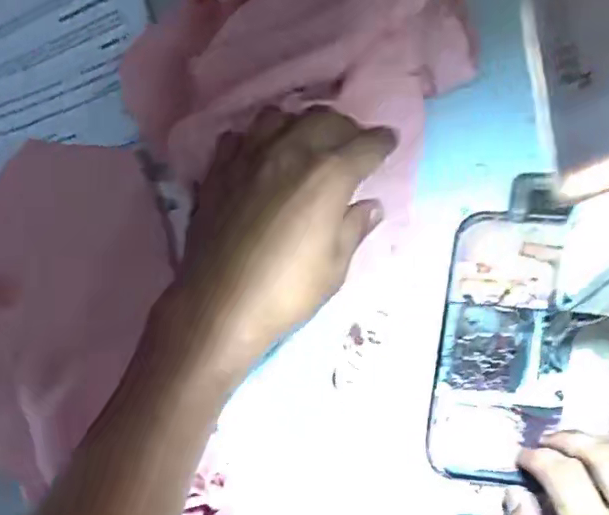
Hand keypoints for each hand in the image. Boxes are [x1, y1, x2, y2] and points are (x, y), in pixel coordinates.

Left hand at [172, 106, 397, 364]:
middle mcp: (290, 151)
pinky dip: (260, 138)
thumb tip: (370, 206)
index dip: (381, 142)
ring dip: (302, 124)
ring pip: (281, 117)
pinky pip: (243, 135)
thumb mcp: (333, 269)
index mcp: (328, 176)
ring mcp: (250, 155)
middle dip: (346, 128)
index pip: (364, 146)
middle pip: (324, 120)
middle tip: (354, 144)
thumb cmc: (287, 293)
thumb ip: (353, 230)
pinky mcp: (219, 169)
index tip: (390, 141)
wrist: (221, 303)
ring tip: (308, 141)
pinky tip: (263, 155)